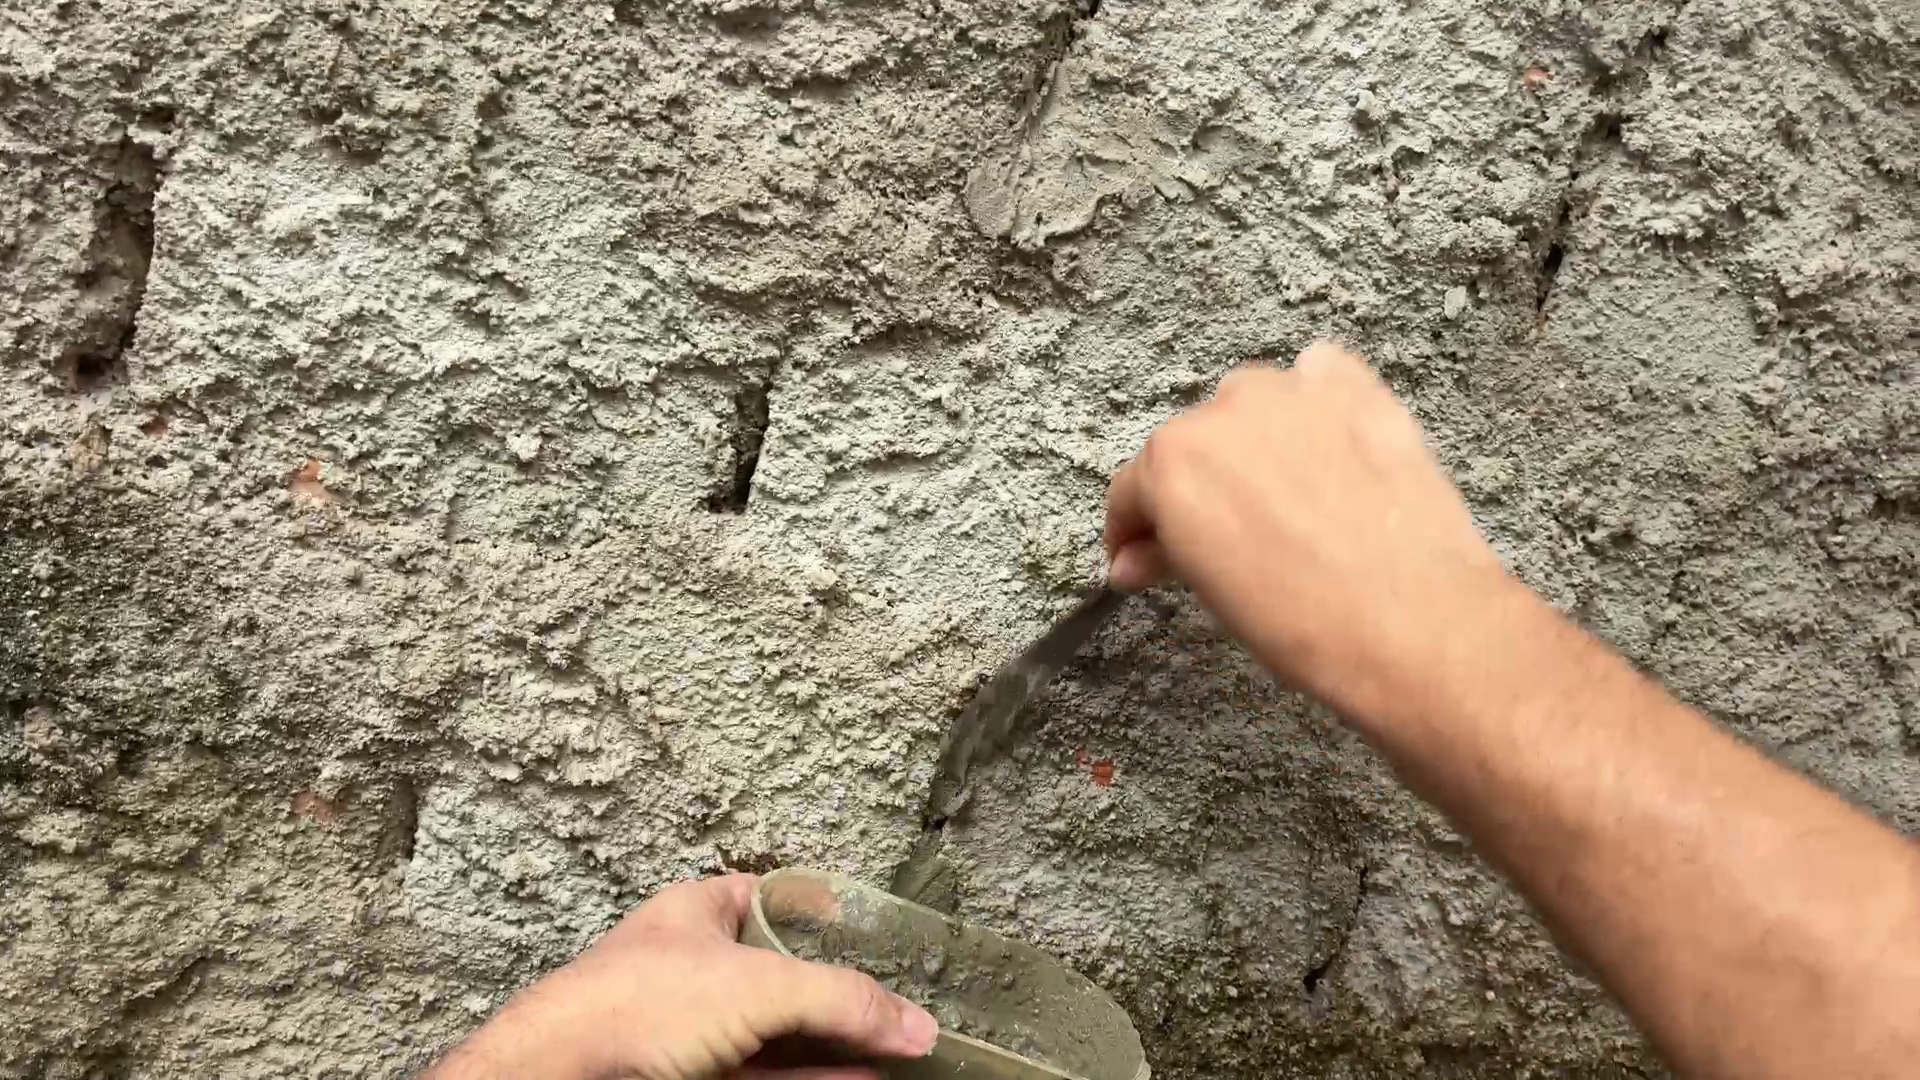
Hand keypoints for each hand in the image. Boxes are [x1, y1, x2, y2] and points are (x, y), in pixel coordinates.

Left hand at [422, 874, 938, 1079]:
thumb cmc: (646, 1002)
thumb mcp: (761, 985)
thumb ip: (841, 1000)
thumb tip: (917, 1024)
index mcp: (701, 911)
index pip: (773, 897)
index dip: (820, 908)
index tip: (866, 929)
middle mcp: (694, 966)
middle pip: (781, 973)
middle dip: (836, 993)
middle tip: (889, 1005)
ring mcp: (687, 1029)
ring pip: (773, 1034)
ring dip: (831, 1045)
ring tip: (892, 1051)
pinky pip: (762, 1076)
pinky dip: (808, 1078)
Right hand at [1103, 341, 1509, 719]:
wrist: (1410, 623)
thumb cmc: (1302, 619)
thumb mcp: (1208, 590)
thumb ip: (1161, 556)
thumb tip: (1135, 559)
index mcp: (1171, 462)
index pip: (1131, 489)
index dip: (1130, 527)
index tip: (1137, 550)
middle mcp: (1222, 413)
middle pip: (1186, 445)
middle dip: (1190, 488)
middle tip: (1208, 534)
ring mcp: (1292, 394)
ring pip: (1244, 405)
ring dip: (1244, 440)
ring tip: (1270, 492)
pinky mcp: (1356, 391)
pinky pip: (1315, 375)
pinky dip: (1307, 402)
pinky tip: (1318, 441)